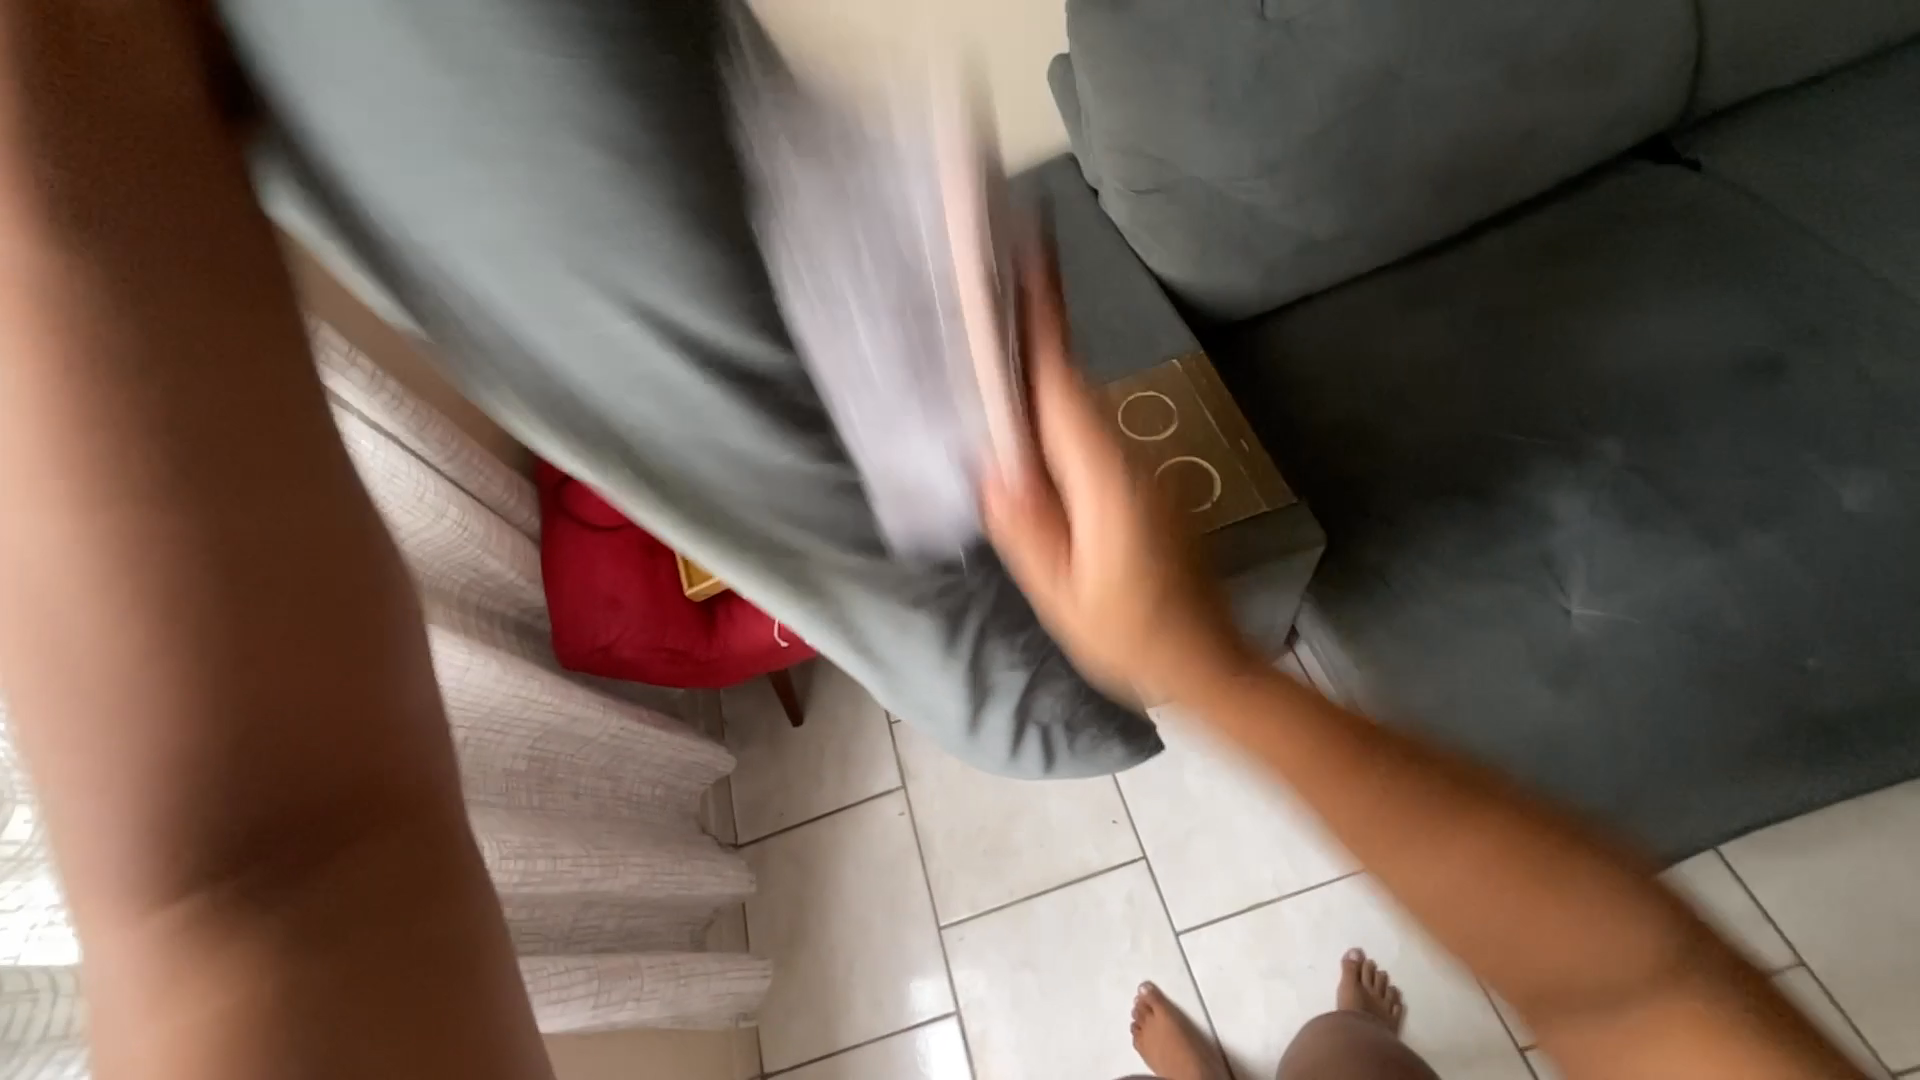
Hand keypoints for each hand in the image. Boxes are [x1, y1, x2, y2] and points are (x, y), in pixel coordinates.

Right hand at [981, 248, 1256, 704]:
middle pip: (1072, 394)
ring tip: (992, 374)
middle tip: (984, 314)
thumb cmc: (1130, 637)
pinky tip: (1030, 444)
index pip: (1065, 390)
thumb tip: (994, 466)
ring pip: (1082, 417)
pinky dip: (1059, 428)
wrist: (1204, 664)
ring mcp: (1144, 473)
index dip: (1045, 326)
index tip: (1028, 263)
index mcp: (1107, 483)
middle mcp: (1130, 462)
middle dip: (1032, 349)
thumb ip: (1029, 527)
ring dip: (1041, 391)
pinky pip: (1092, 442)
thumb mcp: (1062, 594)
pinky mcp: (1145, 488)